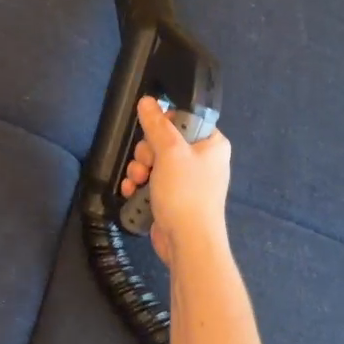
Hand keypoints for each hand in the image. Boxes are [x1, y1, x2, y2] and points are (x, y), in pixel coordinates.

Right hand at [119, 96, 231, 266]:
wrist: (188, 242)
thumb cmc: (185, 192)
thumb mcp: (170, 152)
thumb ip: (156, 125)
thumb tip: (147, 100)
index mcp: (212, 144)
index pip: (185, 120)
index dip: (164, 124)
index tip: (152, 133)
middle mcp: (202, 160)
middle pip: (163, 141)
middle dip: (146, 152)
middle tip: (146, 164)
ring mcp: (186, 181)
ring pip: (153, 162)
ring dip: (138, 170)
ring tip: (137, 181)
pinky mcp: (172, 198)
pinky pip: (151, 182)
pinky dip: (139, 186)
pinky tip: (131, 191)